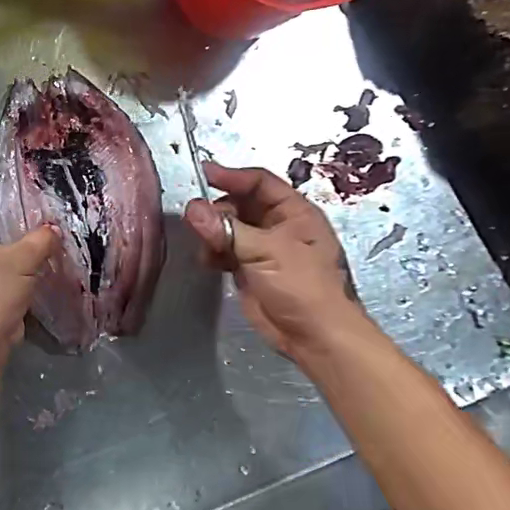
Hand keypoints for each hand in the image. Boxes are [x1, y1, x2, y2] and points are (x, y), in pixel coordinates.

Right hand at [182, 164, 366, 356]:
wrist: (315, 336)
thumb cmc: (303, 286)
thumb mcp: (267, 251)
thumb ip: (228, 230)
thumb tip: (194, 209)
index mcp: (295, 212)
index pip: (260, 182)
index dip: (233, 176)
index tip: (204, 173)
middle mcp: (280, 226)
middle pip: (242, 204)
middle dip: (219, 208)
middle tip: (197, 217)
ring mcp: (265, 250)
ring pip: (231, 228)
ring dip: (214, 232)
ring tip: (204, 243)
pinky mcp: (251, 271)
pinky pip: (227, 252)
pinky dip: (214, 253)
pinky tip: (207, 260)